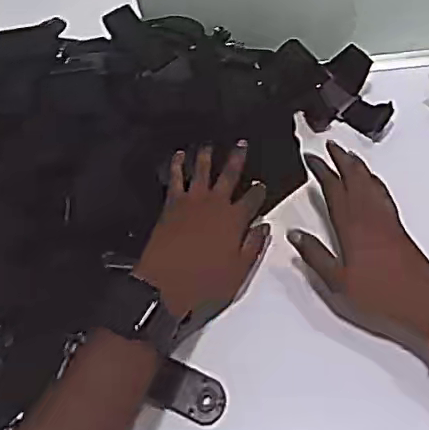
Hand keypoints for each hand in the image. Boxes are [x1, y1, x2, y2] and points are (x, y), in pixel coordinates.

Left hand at [135, 143, 271, 321]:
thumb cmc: (204, 283)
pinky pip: (176, 177)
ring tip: (210, 145)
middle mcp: (215, 204)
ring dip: (207, 156)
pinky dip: (178, 164)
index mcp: (235, 220)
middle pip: (230, 174)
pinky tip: (179, 156)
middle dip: (237, 158)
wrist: (165, 284)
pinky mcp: (172, 203)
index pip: (252, 198)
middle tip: (241, 145)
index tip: (261, 185)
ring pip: (203, 170)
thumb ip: (253, 246)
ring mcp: (192, 200)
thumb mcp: (238, 272)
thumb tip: (264, 228)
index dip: (259, 190)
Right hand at [289, 142, 428, 347]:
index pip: (332, 187)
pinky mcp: (397, 226)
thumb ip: (315, 255)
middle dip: (341, 158)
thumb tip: (296, 236)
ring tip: (348, 156)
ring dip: (357, 165)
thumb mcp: (338, 282)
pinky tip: (371, 181)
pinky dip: (372, 179)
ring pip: (369, 181)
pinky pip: (381, 191)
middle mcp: (369, 215)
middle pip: (354, 176)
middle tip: (331, 145)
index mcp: (351, 225)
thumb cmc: (382, 294)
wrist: (424, 302)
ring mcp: (385, 218)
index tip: (311, 158)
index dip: (321, 169)